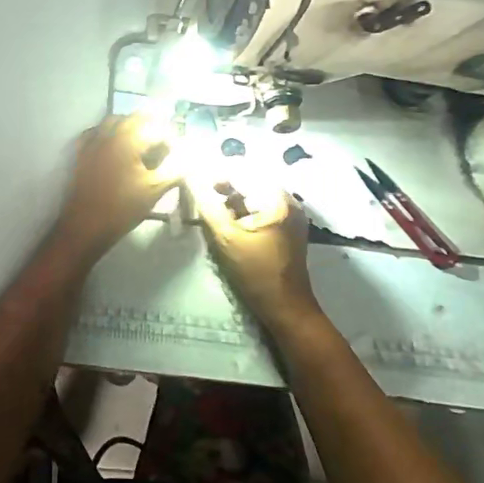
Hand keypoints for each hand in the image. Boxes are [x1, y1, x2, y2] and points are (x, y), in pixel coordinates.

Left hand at [53, 114, 181, 258]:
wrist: (87, 224)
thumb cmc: (123, 207)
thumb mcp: (155, 189)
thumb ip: (174, 170)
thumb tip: (189, 159)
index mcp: (128, 140)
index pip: (156, 129)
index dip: (170, 138)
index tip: (177, 151)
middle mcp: (109, 134)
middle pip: (134, 119)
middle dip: (151, 126)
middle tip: (163, 142)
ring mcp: (92, 142)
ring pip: (113, 122)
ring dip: (129, 126)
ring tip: (142, 142)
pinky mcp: (82, 153)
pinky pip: (95, 133)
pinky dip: (107, 133)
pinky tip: (114, 145)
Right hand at [189, 168, 315, 328]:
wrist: (286, 308)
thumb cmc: (257, 272)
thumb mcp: (227, 238)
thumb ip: (209, 208)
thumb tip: (193, 183)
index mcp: (278, 201)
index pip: (244, 174)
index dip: (218, 174)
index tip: (196, 179)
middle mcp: (289, 203)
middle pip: (251, 184)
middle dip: (225, 187)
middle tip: (201, 194)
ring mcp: (290, 218)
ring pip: (255, 198)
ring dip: (233, 200)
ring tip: (210, 208)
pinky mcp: (286, 231)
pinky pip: (261, 211)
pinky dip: (243, 212)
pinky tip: (226, 222)